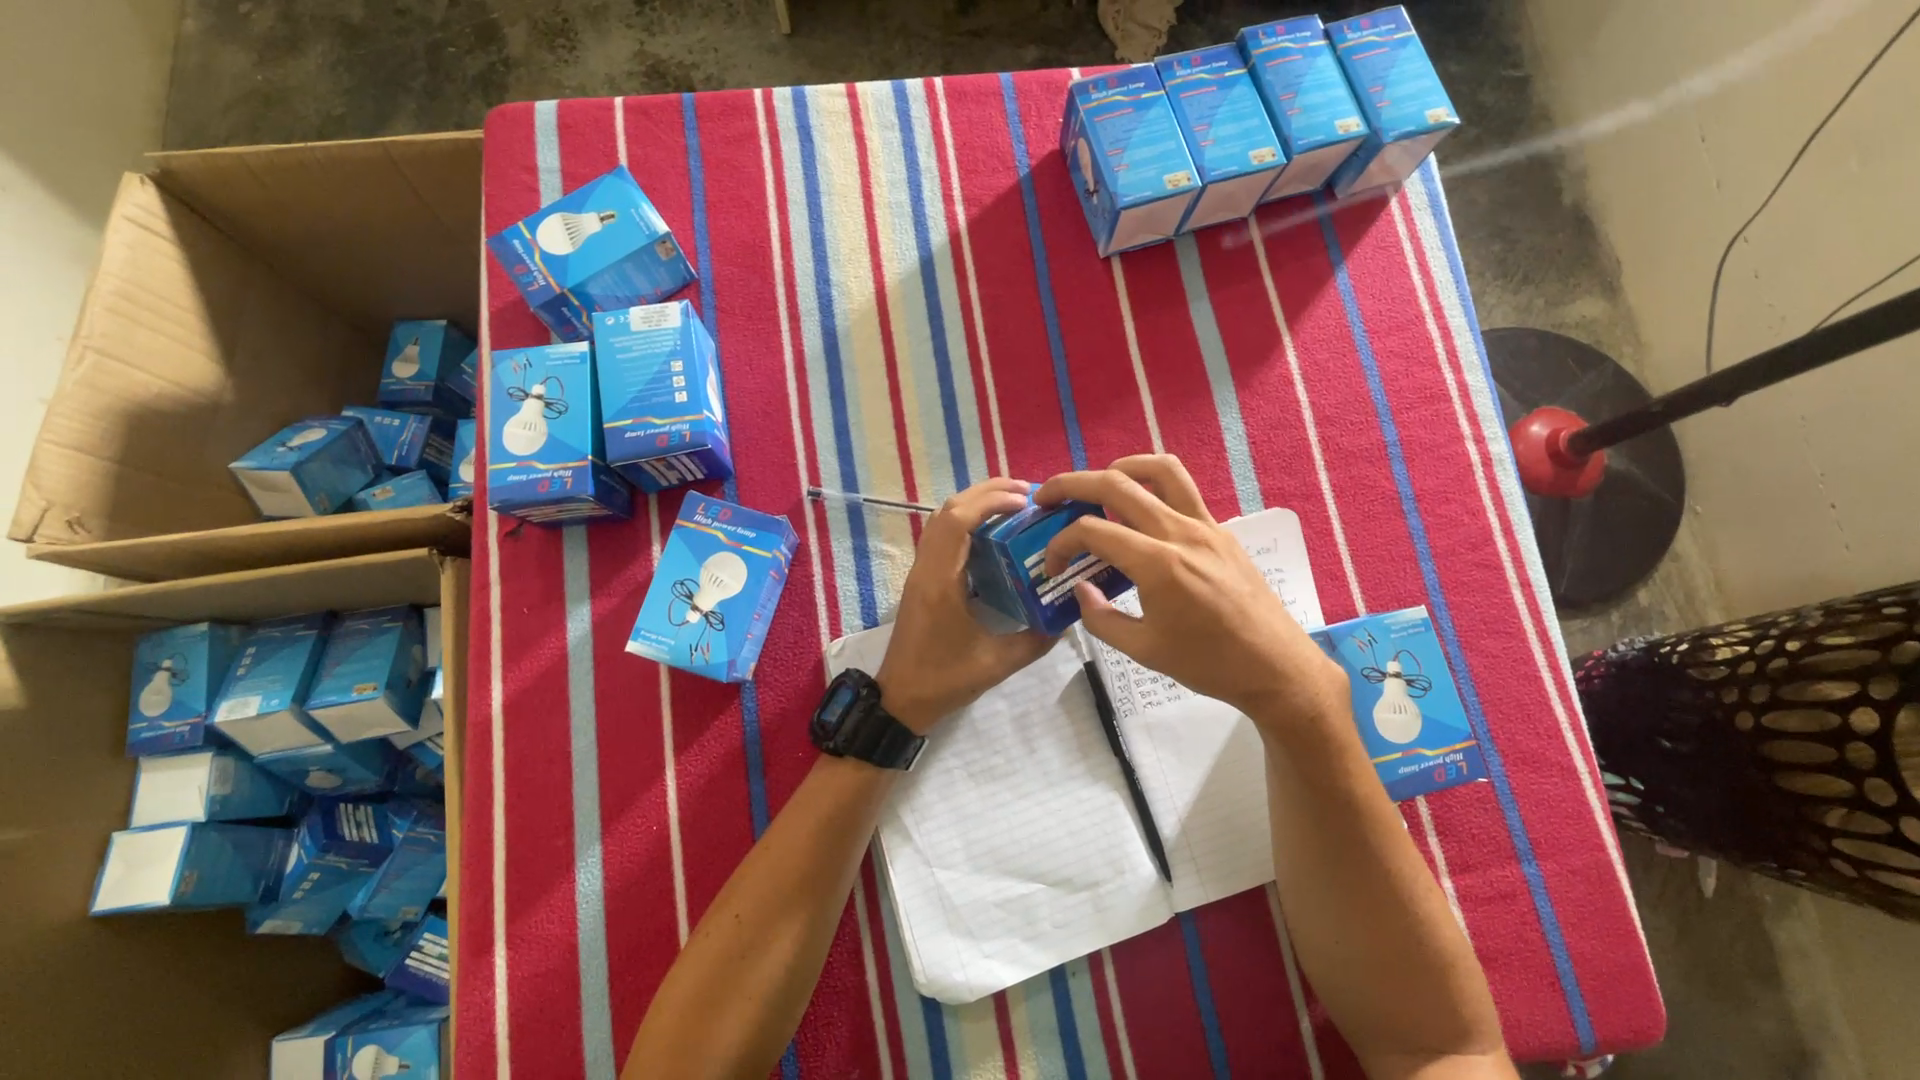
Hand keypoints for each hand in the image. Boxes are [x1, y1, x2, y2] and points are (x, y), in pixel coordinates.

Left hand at [876, 478, 1057, 733]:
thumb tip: (1068, 616)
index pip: (958, 521)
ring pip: (941, 521)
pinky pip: (940, 538)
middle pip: (947, 510)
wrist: (901, 700)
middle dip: (985, 493)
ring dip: (973, 505)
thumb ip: (1036, 639)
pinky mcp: (921, 581)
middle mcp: (926, 569)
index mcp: (941, 582)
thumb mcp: (998, 663)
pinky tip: (993, 534)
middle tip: (1026, 493)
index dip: (990, 501)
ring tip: (1012, 505)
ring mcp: (919, 573)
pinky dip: (965, 523)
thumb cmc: (945, 681)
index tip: (1025, 500)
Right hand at [1037, 455, 1347, 729]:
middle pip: (1116, 483)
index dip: (1060, 543)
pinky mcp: (1220, 531)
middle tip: (1046, 498)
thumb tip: (1079, 590)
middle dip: (1072, 484)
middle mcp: (1180, 532)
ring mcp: (1205, 526)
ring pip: (1158, 469)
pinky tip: (1139, 512)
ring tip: (1098, 485)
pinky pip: (1183, 490)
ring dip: (1120, 468)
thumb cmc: (1208, 664)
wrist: (1275, 667)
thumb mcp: (1143, 650)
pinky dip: (1152, 487)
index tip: (1053, 566)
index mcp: (1157, 564)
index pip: (1092, 531)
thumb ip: (1101, 618)